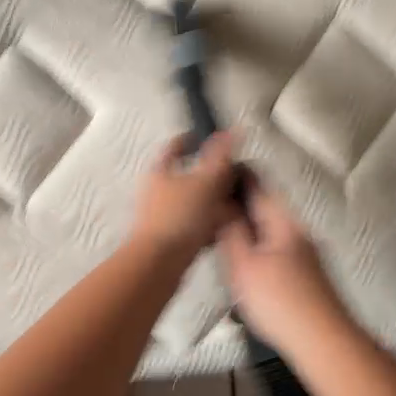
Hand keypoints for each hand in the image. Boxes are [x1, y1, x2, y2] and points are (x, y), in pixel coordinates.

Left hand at [129, 132, 241, 256]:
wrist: (160, 264)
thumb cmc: (180, 217)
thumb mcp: (206, 181)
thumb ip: (221, 157)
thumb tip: (233, 131)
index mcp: (160, 171)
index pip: (176, 146)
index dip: (192, 139)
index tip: (210, 138)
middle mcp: (157, 192)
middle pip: (188, 176)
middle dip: (213, 176)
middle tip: (235, 176)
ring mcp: (162, 217)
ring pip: (194, 203)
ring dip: (215, 202)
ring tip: (238, 204)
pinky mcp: (170, 239)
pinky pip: (195, 226)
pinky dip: (211, 224)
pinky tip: (227, 229)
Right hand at [217, 182, 350, 348]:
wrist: (323, 341)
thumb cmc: (279, 301)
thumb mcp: (243, 265)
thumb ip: (230, 230)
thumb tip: (219, 199)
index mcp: (283, 220)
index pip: (257, 182)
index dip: (232, 175)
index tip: (207, 177)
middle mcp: (298, 228)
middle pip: (264, 205)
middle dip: (237, 202)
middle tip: (206, 210)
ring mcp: (305, 250)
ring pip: (270, 227)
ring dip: (246, 226)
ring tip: (217, 234)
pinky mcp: (306, 271)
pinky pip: (275, 245)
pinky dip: (256, 244)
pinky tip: (242, 261)